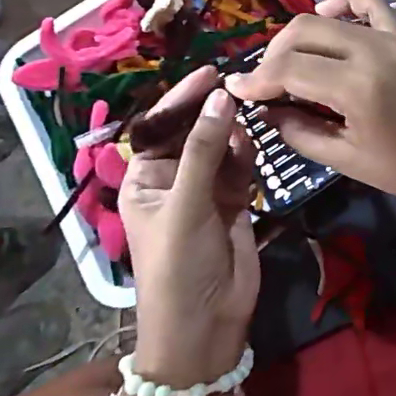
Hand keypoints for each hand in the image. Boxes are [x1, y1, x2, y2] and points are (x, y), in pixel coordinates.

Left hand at [118, 68, 258, 385]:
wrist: (207, 324)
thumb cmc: (178, 265)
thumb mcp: (186, 204)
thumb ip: (205, 150)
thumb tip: (221, 97)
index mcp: (144, 178)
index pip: (160, 126)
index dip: (183, 98)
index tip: (211, 71)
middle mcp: (174, 179)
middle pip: (195, 132)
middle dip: (215, 116)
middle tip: (241, 96)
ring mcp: (206, 191)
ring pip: (223, 147)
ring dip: (234, 139)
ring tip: (246, 136)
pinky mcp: (234, 203)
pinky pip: (242, 167)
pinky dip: (247, 159)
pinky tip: (251, 159)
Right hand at [224, 0, 395, 213]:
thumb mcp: (348, 160)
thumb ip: (300, 131)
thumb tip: (266, 110)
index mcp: (356, 88)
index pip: (288, 69)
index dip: (256, 79)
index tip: (236, 91)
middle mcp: (372, 52)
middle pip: (302, 33)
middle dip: (273, 56)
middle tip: (264, 84)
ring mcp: (392, 38)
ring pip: (328, 18)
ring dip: (299, 36)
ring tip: (289, 63)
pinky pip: (369, 5)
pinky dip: (342, 5)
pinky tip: (326, 21)